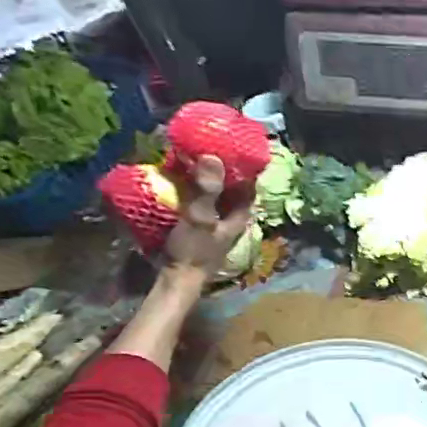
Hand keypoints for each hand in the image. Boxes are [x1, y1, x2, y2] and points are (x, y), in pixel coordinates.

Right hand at [161, 154, 252, 278]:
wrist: (177, 281)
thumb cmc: (193, 251)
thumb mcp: (200, 218)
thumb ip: (207, 189)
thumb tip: (213, 156)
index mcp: (238, 217)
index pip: (249, 186)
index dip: (245, 166)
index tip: (234, 145)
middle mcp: (231, 220)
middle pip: (232, 189)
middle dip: (224, 170)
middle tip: (210, 145)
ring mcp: (215, 225)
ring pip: (216, 196)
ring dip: (208, 179)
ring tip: (194, 156)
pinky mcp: (199, 229)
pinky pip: (200, 203)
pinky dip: (194, 190)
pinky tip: (181, 178)